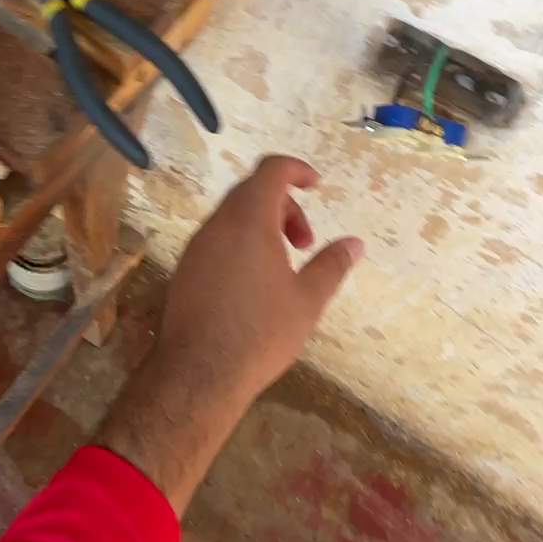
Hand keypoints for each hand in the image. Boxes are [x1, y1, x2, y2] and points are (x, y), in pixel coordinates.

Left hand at [157, 155, 363, 402]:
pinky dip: (241, 242)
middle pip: (251, 191)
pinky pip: (217, 238)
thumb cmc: (260, 332)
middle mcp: (218, 225)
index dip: (295, 169)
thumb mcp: (307, 300)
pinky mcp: (186, 268)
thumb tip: (355, 243)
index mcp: (249, 221)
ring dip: (263, 226)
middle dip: (285, 206)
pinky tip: (254, 283)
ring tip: (283, 267)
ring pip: (232, 216)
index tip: (316, 185)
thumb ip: (331, 265)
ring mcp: (197, 246)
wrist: (199, 372)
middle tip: (305, 243)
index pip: (270, 170)